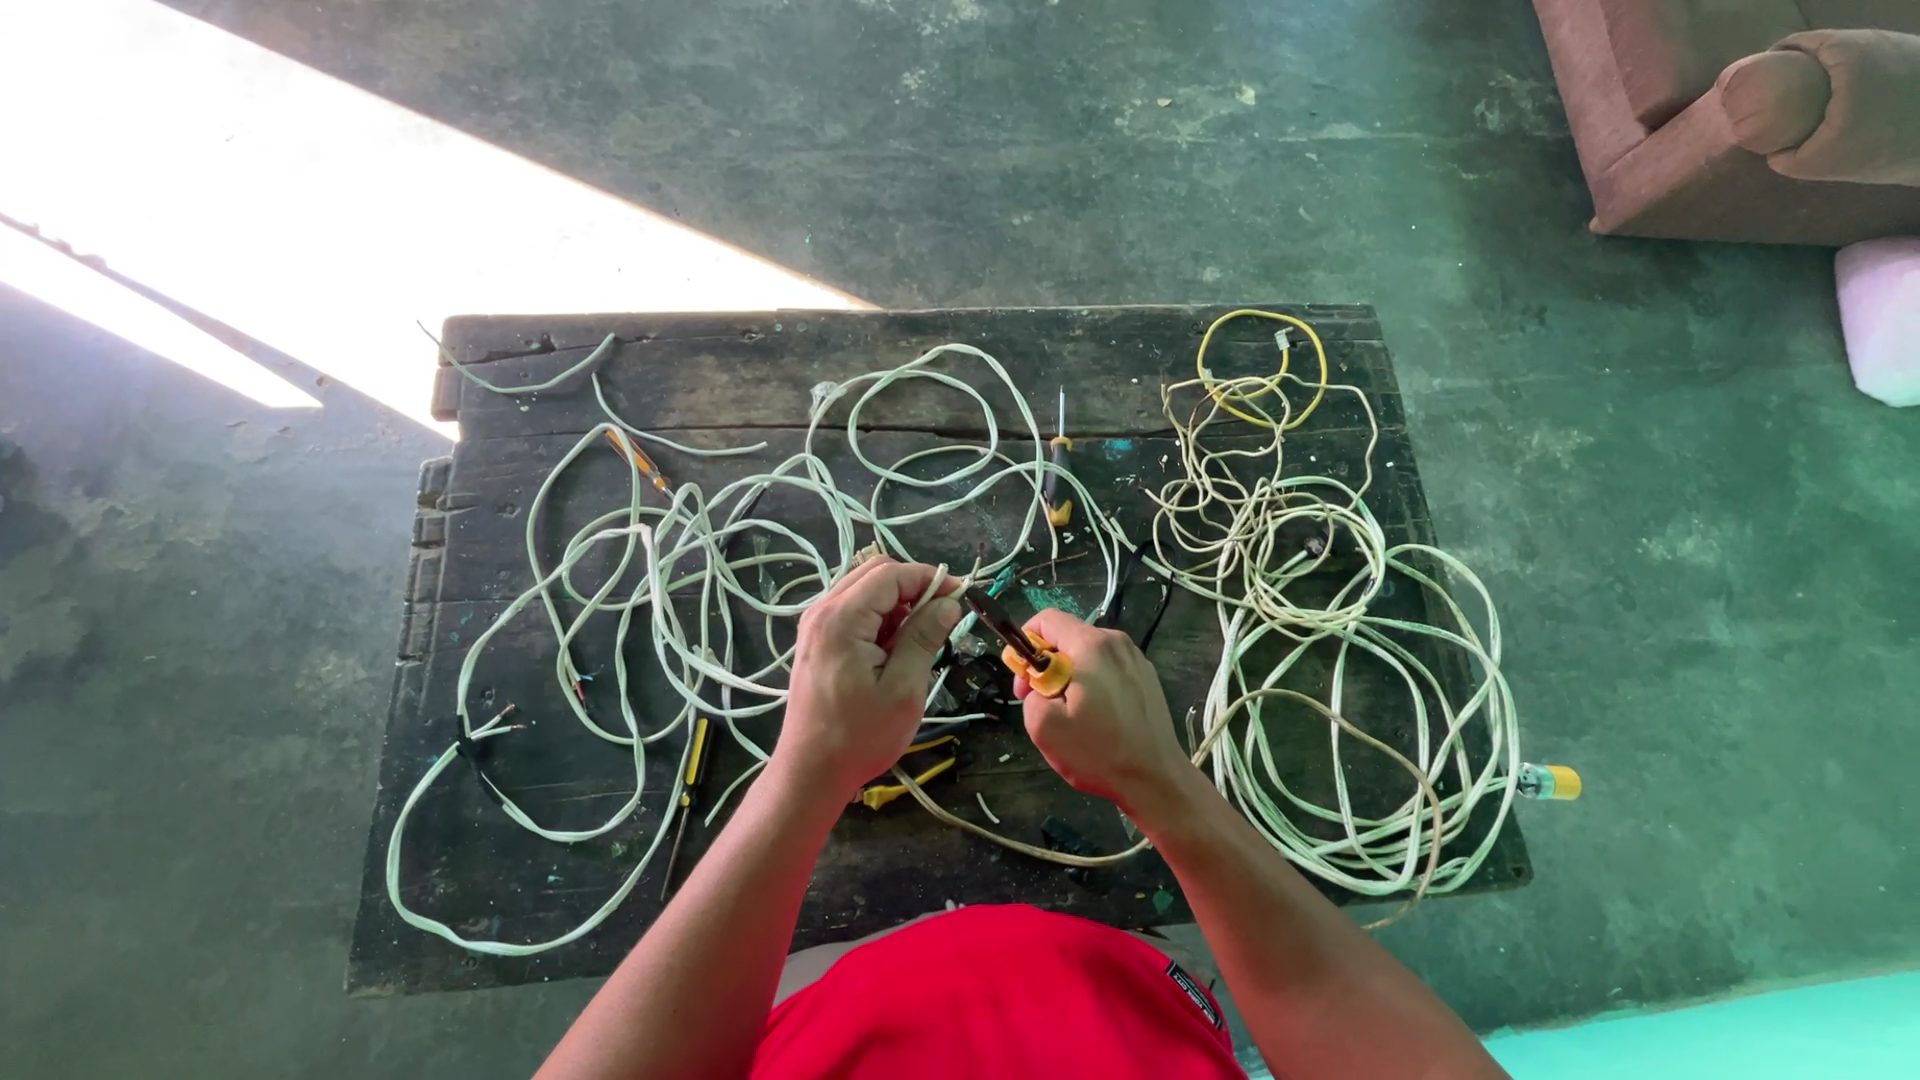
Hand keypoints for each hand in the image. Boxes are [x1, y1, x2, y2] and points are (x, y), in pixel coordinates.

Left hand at [776, 556, 961, 800]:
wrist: (811, 771)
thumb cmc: (859, 736)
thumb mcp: (904, 689)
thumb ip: (924, 638)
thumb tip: (948, 603)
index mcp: (841, 619)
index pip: (890, 574)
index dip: (929, 578)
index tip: (960, 595)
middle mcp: (822, 611)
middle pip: (875, 572)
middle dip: (913, 586)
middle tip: (940, 618)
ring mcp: (816, 625)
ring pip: (864, 589)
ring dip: (896, 603)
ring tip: (917, 639)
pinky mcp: (817, 640)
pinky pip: (853, 609)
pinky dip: (879, 617)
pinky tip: (892, 649)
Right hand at [1014, 609, 1191, 816]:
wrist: (1156, 780)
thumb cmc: (1098, 752)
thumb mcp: (1044, 726)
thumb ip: (1031, 691)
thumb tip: (1041, 683)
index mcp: (1091, 645)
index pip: (1047, 619)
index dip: (1025, 643)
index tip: (1024, 680)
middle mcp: (1116, 643)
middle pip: (1068, 637)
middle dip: (1047, 666)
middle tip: (1043, 704)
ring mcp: (1136, 659)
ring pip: (1087, 655)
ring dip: (1070, 677)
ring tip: (1072, 716)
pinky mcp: (1147, 678)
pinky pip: (1108, 669)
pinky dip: (1094, 684)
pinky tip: (1098, 718)